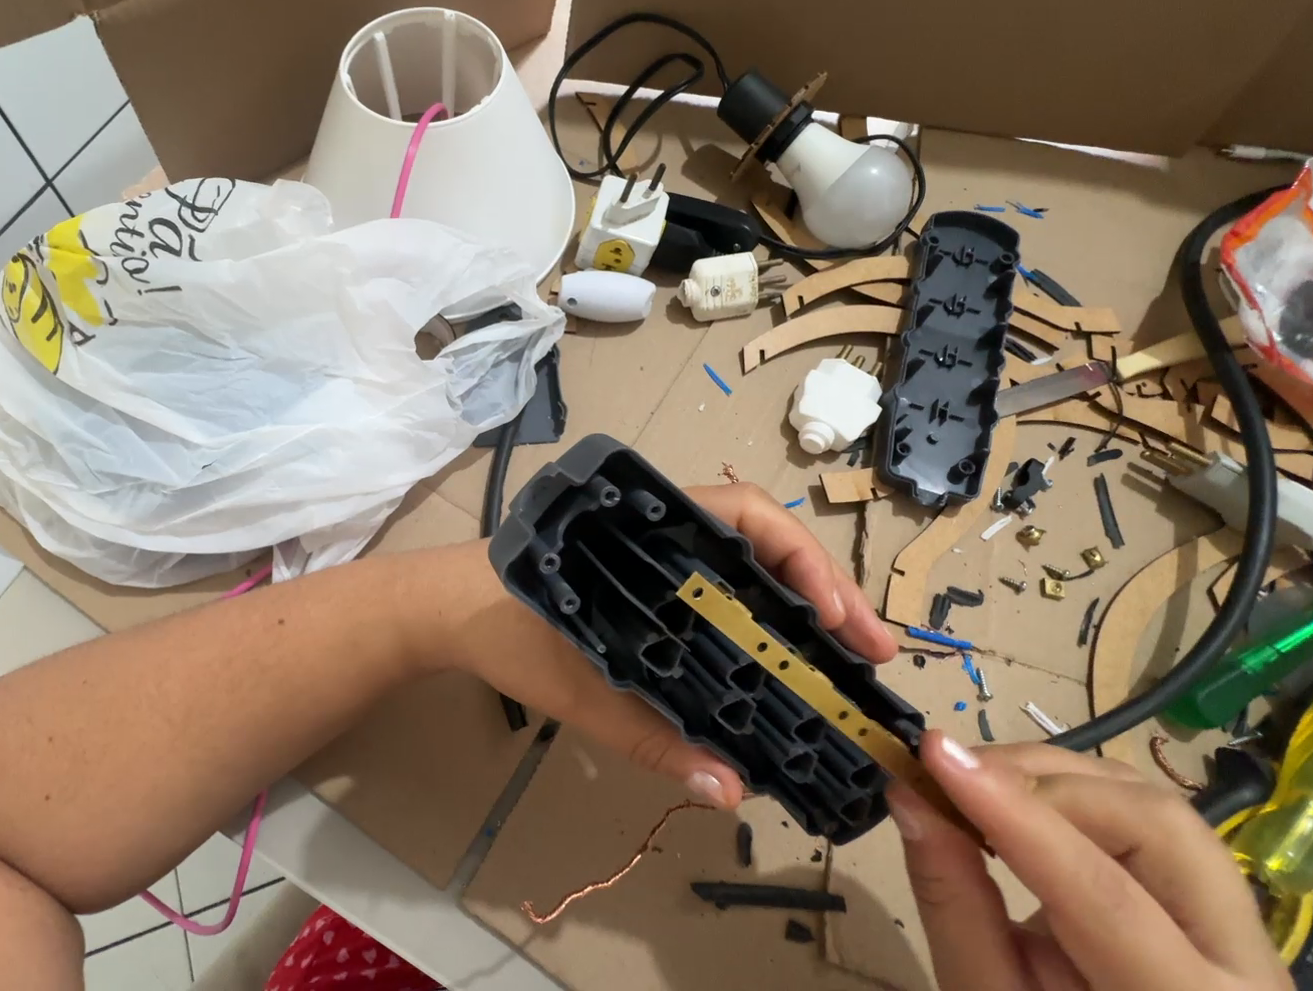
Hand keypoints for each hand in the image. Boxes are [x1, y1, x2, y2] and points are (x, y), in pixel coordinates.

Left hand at [423, 481, 894, 809]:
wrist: (443, 607)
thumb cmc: (506, 631)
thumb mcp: (580, 689)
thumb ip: (653, 737)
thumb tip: (733, 791)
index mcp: (649, 532)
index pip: (751, 519)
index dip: (809, 564)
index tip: (844, 624)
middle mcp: (661, 527)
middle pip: (763, 539)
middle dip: (823, 590)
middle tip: (869, 654)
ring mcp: (655, 549)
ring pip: (743, 560)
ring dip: (795, 600)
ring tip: (838, 655)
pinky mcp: (644, 574)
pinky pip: (714, 581)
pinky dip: (754, 610)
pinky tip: (773, 650)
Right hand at [887, 736, 1291, 989]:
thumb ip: (953, 904)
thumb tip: (909, 797)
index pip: (1103, 894)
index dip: (1013, 812)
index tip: (935, 751)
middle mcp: (1247, 962)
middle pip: (1156, 822)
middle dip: (1040, 781)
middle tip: (951, 776)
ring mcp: (1240, 923)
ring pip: (1150, 801)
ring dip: (1047, 775)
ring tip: (970, 786)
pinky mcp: (1209, 894)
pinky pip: (1139, 812)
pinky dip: (1061, 787)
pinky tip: (1009, 802)